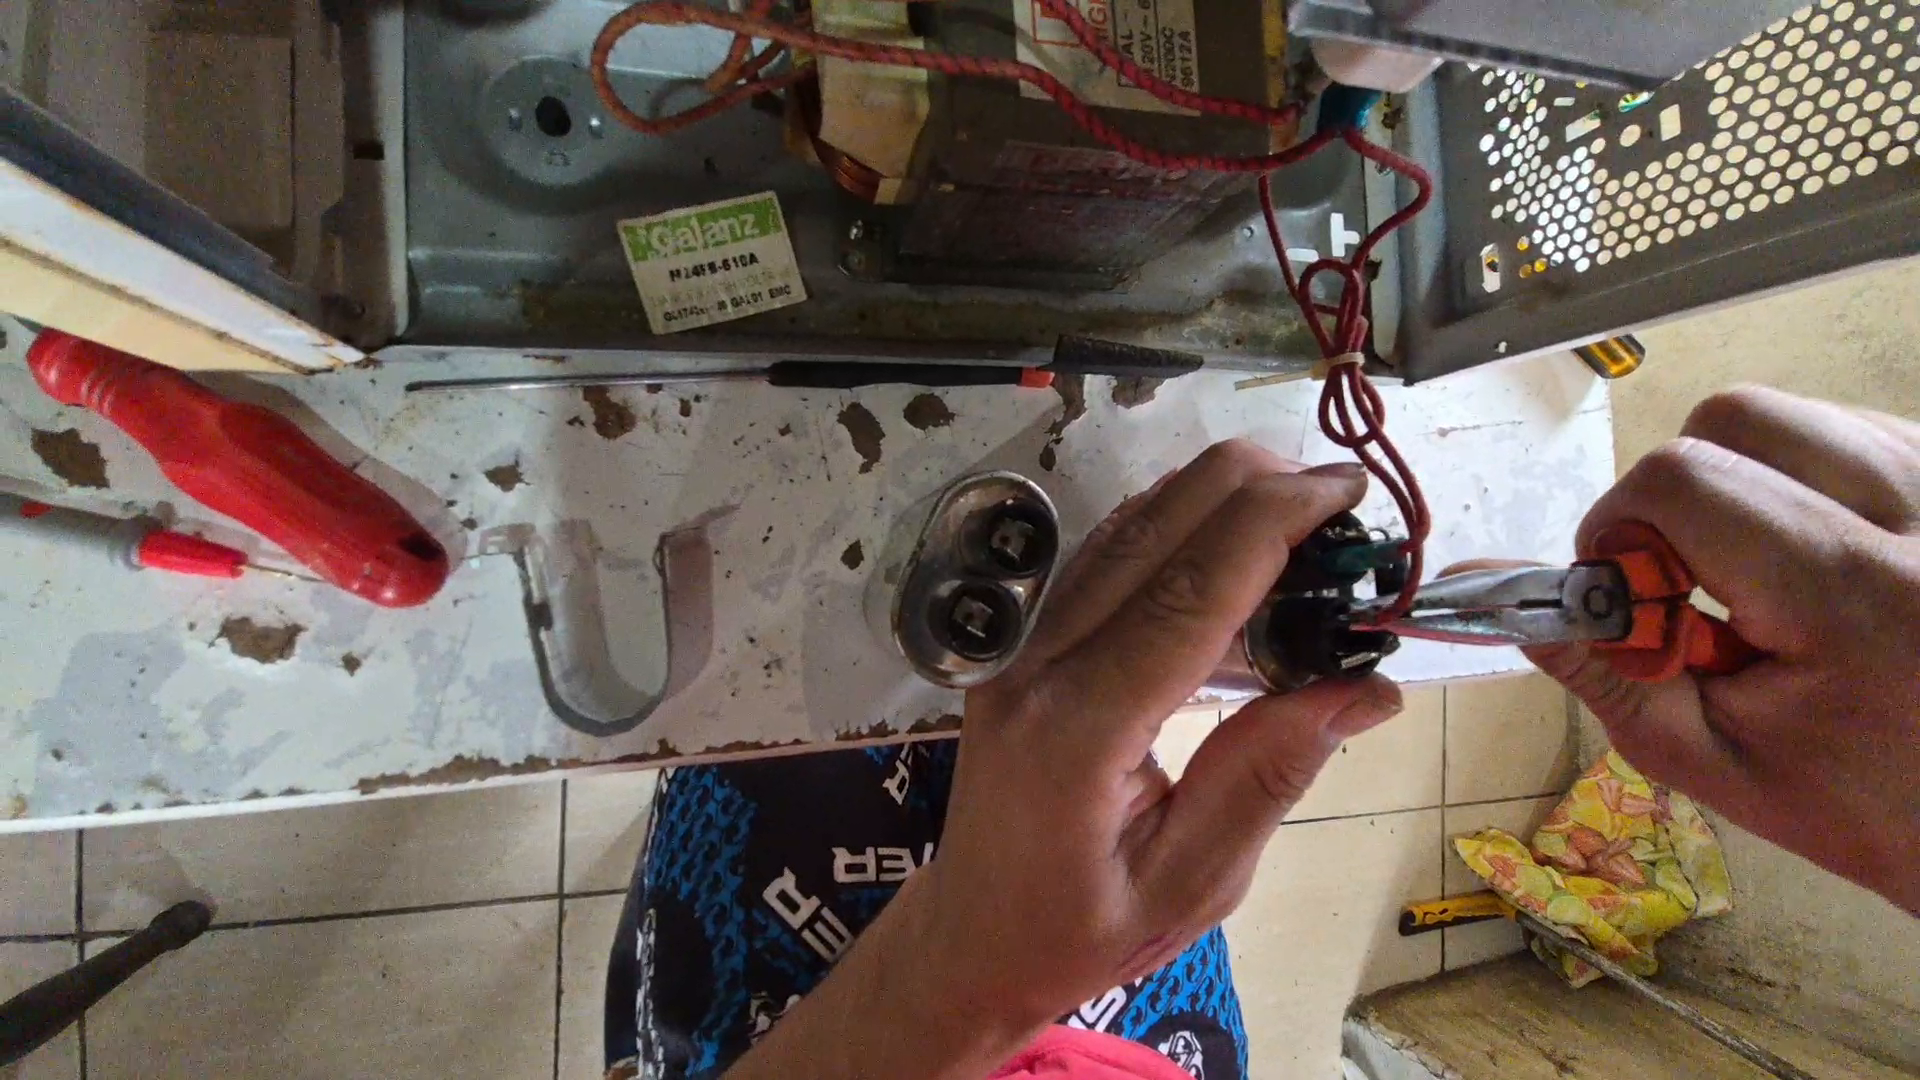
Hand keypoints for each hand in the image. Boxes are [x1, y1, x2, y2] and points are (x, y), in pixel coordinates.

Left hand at [725, 441, 1402, 1079]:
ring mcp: (1016, 647)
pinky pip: (1096, 562)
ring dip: (1204, 500)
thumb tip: (1361, 686)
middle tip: (1330, 492)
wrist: (973, 930)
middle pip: (1147, 532)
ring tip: (1289, 507)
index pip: (1189, 591)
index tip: (1344, 489)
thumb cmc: (1079, 928)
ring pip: (1117, 533)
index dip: (1271, 523)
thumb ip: (1266, 774)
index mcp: (1078, 727)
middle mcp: (1036, 663)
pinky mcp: (1017, 645)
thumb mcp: (1191, 882)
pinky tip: (1213, 534)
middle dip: (1243, 487)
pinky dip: (1162, 530)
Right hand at [1525, 386, 1919, 912]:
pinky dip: (1790, 475)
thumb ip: (1587, 662)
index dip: (1619, 527)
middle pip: (1736, 419)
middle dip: (1672, 489)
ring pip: (1790, 415)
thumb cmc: (1848, 799)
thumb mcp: (1690, 750)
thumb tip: (1484, 590)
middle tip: (1686, 569)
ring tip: (1751, 561)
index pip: (1683, 481)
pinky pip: (1846, 429)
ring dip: (1732, 477)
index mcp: (1856, 596)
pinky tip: (1801, 546)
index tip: (1633, 595)